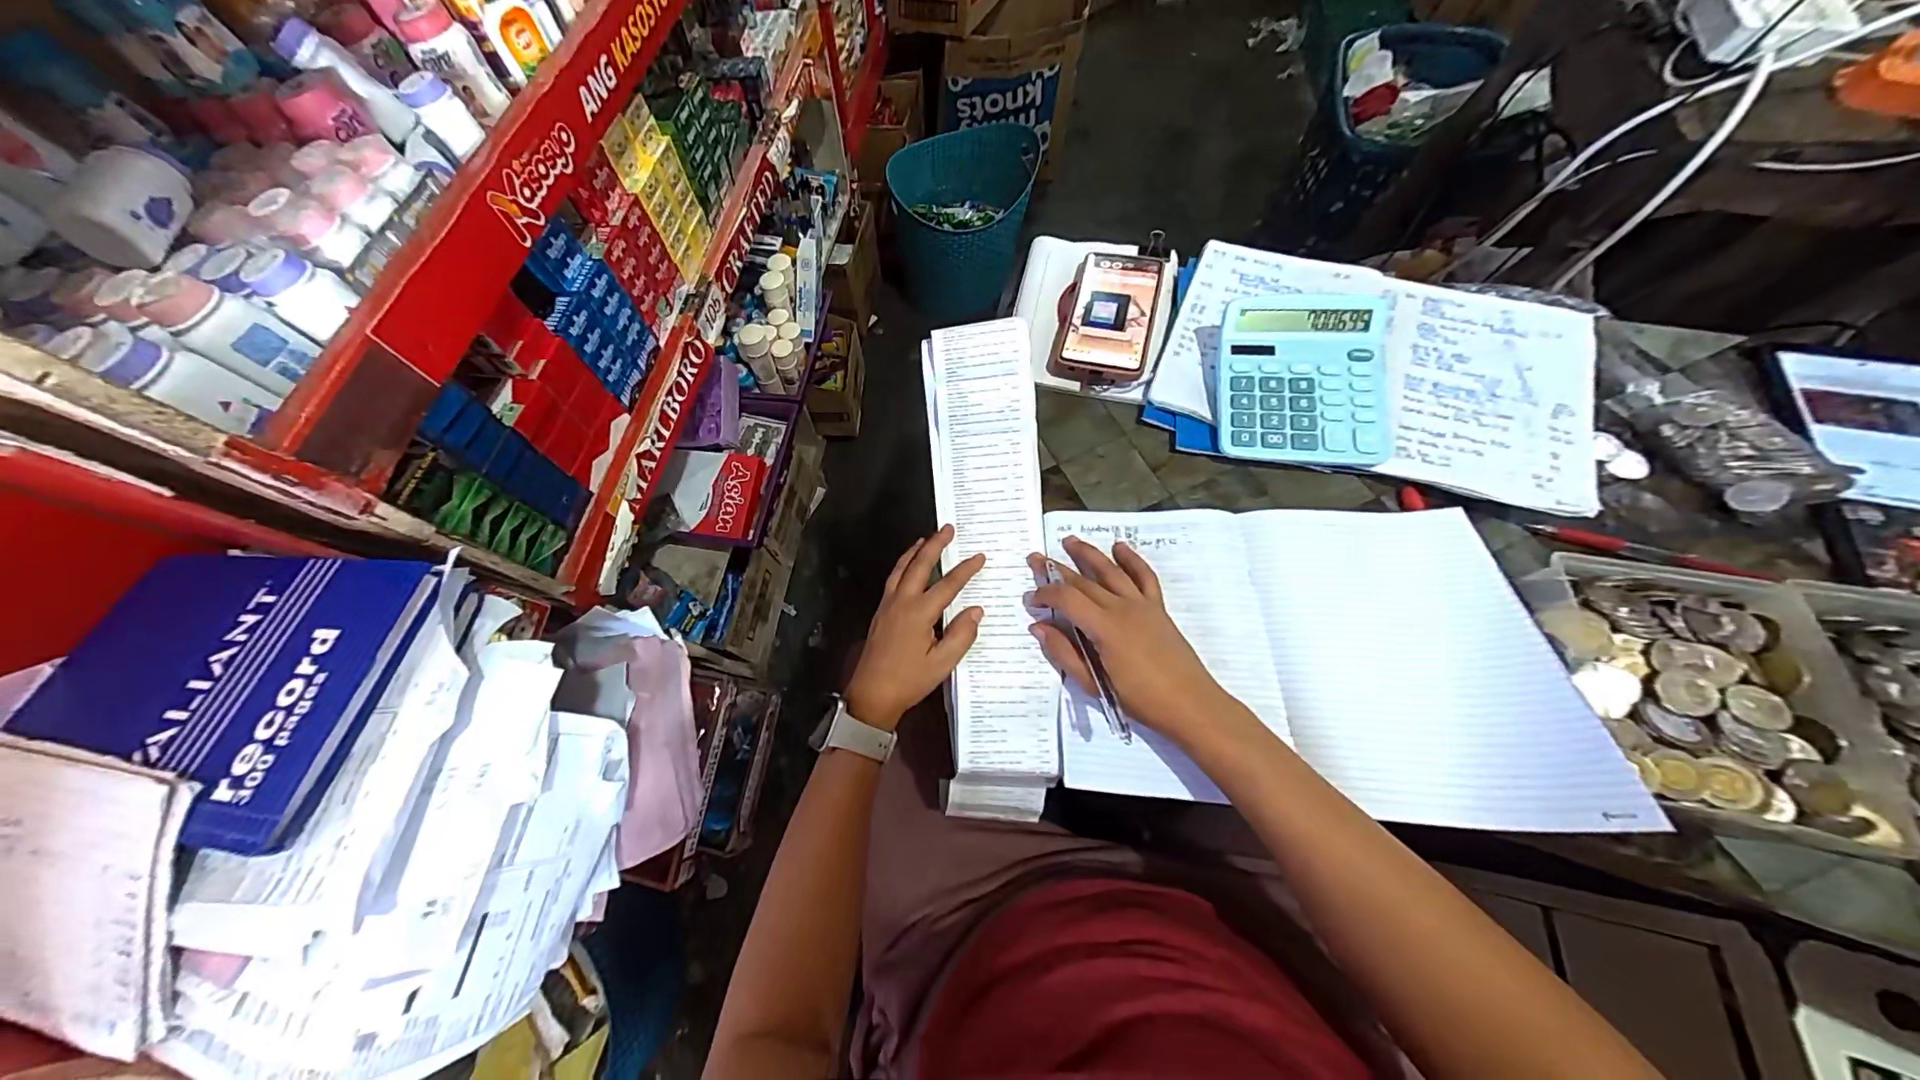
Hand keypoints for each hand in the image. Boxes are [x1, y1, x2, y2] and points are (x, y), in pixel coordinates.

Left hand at [844, 526, 984, 730]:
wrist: (871, 694)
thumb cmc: (908, 681)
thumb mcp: (942, 663)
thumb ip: (961, 635)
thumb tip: (976, 611)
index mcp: (919, 613)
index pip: (947, 585)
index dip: (965, 570)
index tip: (978, 557)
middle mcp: (901, 602)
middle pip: (919, 566)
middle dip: (935, 545)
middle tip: (947, 528)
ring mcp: (888, 606)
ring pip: (901, 569)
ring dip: (915, 552)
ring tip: (925, 539)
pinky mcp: (880, 612)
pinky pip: (893, 579)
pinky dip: (902, 565)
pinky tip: (907, 566)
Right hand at [1028, 537, 1238, 747]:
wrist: (1190, 704)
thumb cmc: (1140, 700)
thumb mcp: (1094, 684)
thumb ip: (1065, 653)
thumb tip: (1039, 627)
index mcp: (1104, 628)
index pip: (1067, 599)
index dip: (1045, 594)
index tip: (1031, 600)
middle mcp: (1122, 608)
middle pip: (1084, 581)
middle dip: (1056, 569)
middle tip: (1035, 558)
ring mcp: (1142, 605)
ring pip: (1111, 571)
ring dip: (1089, 554)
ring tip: (1070, 540)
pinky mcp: (1158, 608)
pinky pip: (1144, 576)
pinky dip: (1131, 559)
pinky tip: (1120, 547)